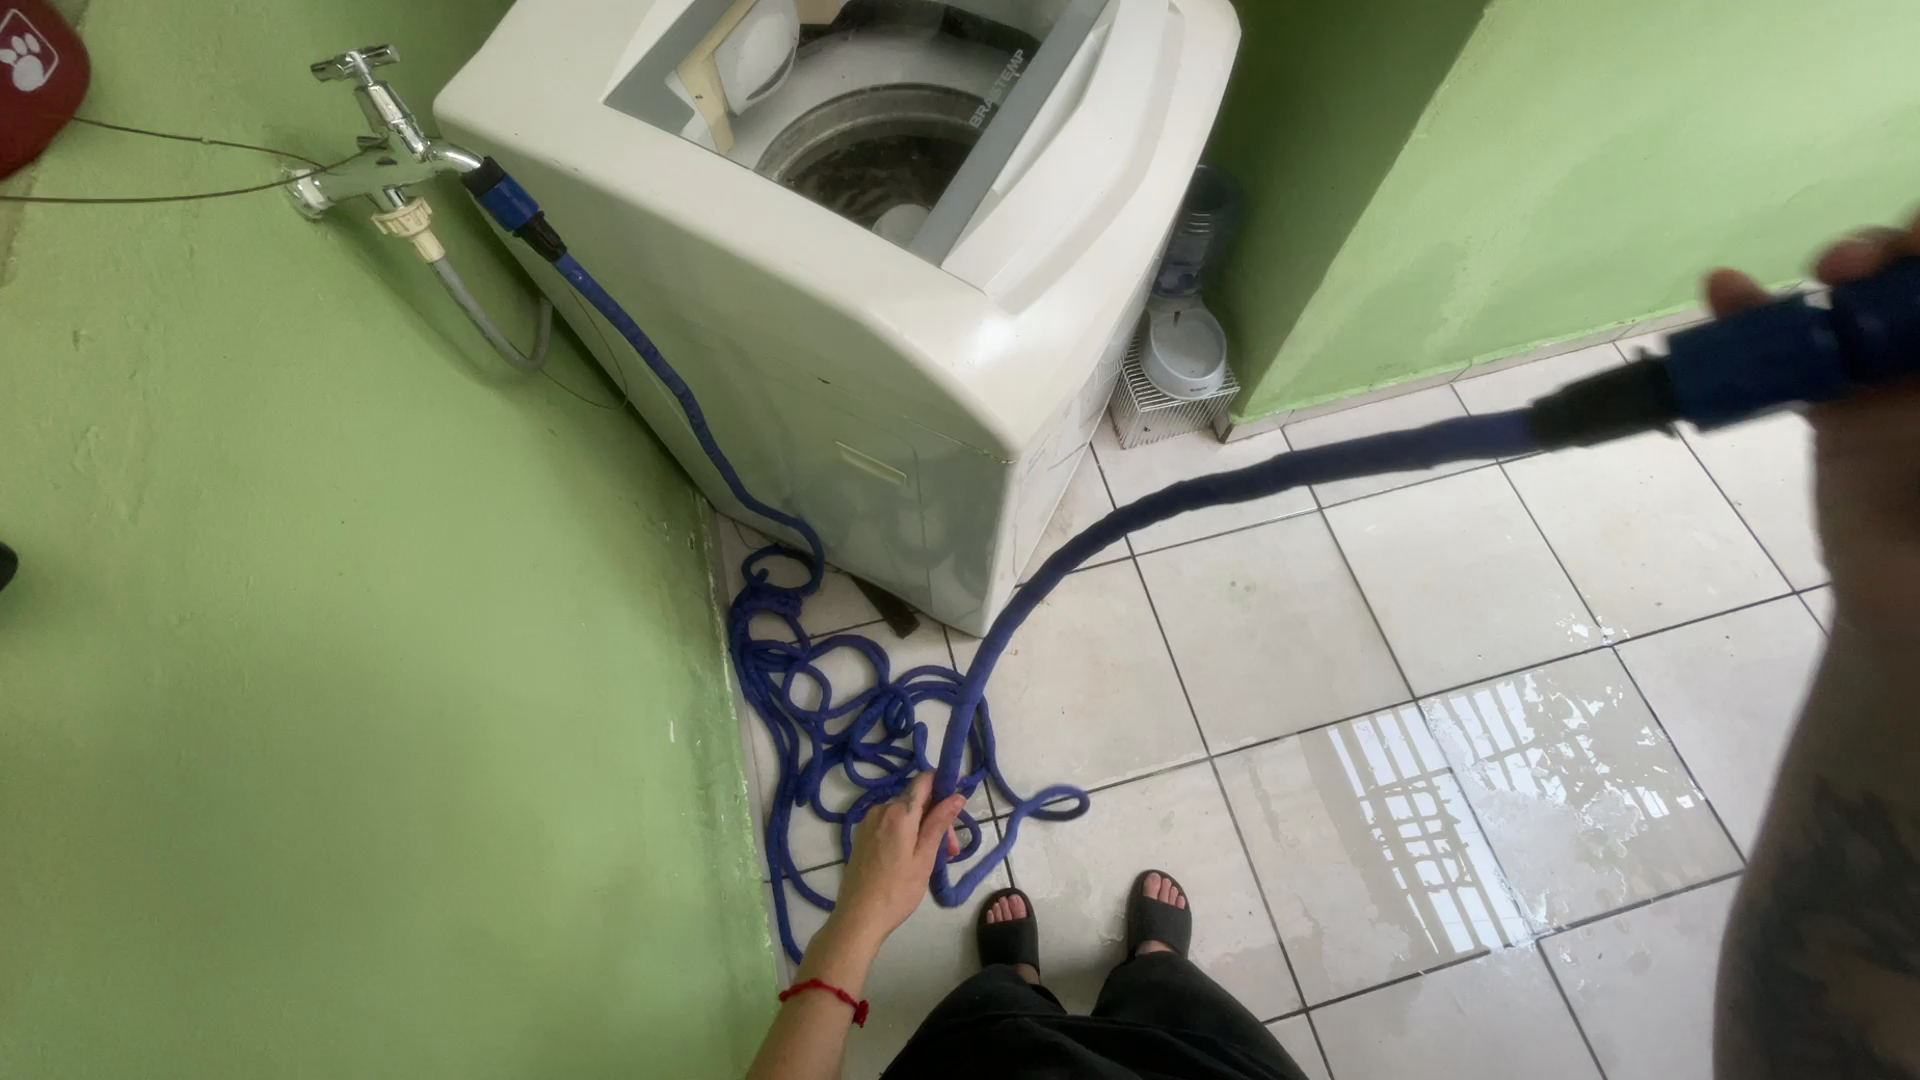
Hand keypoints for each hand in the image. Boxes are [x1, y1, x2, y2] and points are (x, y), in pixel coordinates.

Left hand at [828, 772, 965, 947]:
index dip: (944, 780)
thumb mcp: (924, 858)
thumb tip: (957, 796)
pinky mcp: (863, 834)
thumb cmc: (896, 892)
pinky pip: (892, 823)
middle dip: (938, 817)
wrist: (857, 919)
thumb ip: (939, 823)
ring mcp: (869, 821)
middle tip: (951, 850)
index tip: (962, 790)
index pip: (924, 780)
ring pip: (905, 813)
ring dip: (924, 827)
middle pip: (917, 800)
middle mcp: (881, 809)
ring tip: (935, 859)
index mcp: (898, 812)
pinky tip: (914, 857)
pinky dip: (908, 832)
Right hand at [1703, 211, 1919, 640]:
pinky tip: (1728, 289)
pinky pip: (1797, 351)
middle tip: (1869, 268)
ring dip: (1843, 269)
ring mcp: (1901, 373)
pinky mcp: (1838, 403)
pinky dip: (1754, 321)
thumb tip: (1904, 327)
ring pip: (1865, 298)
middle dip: (1905, 246)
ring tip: (1823, 275)